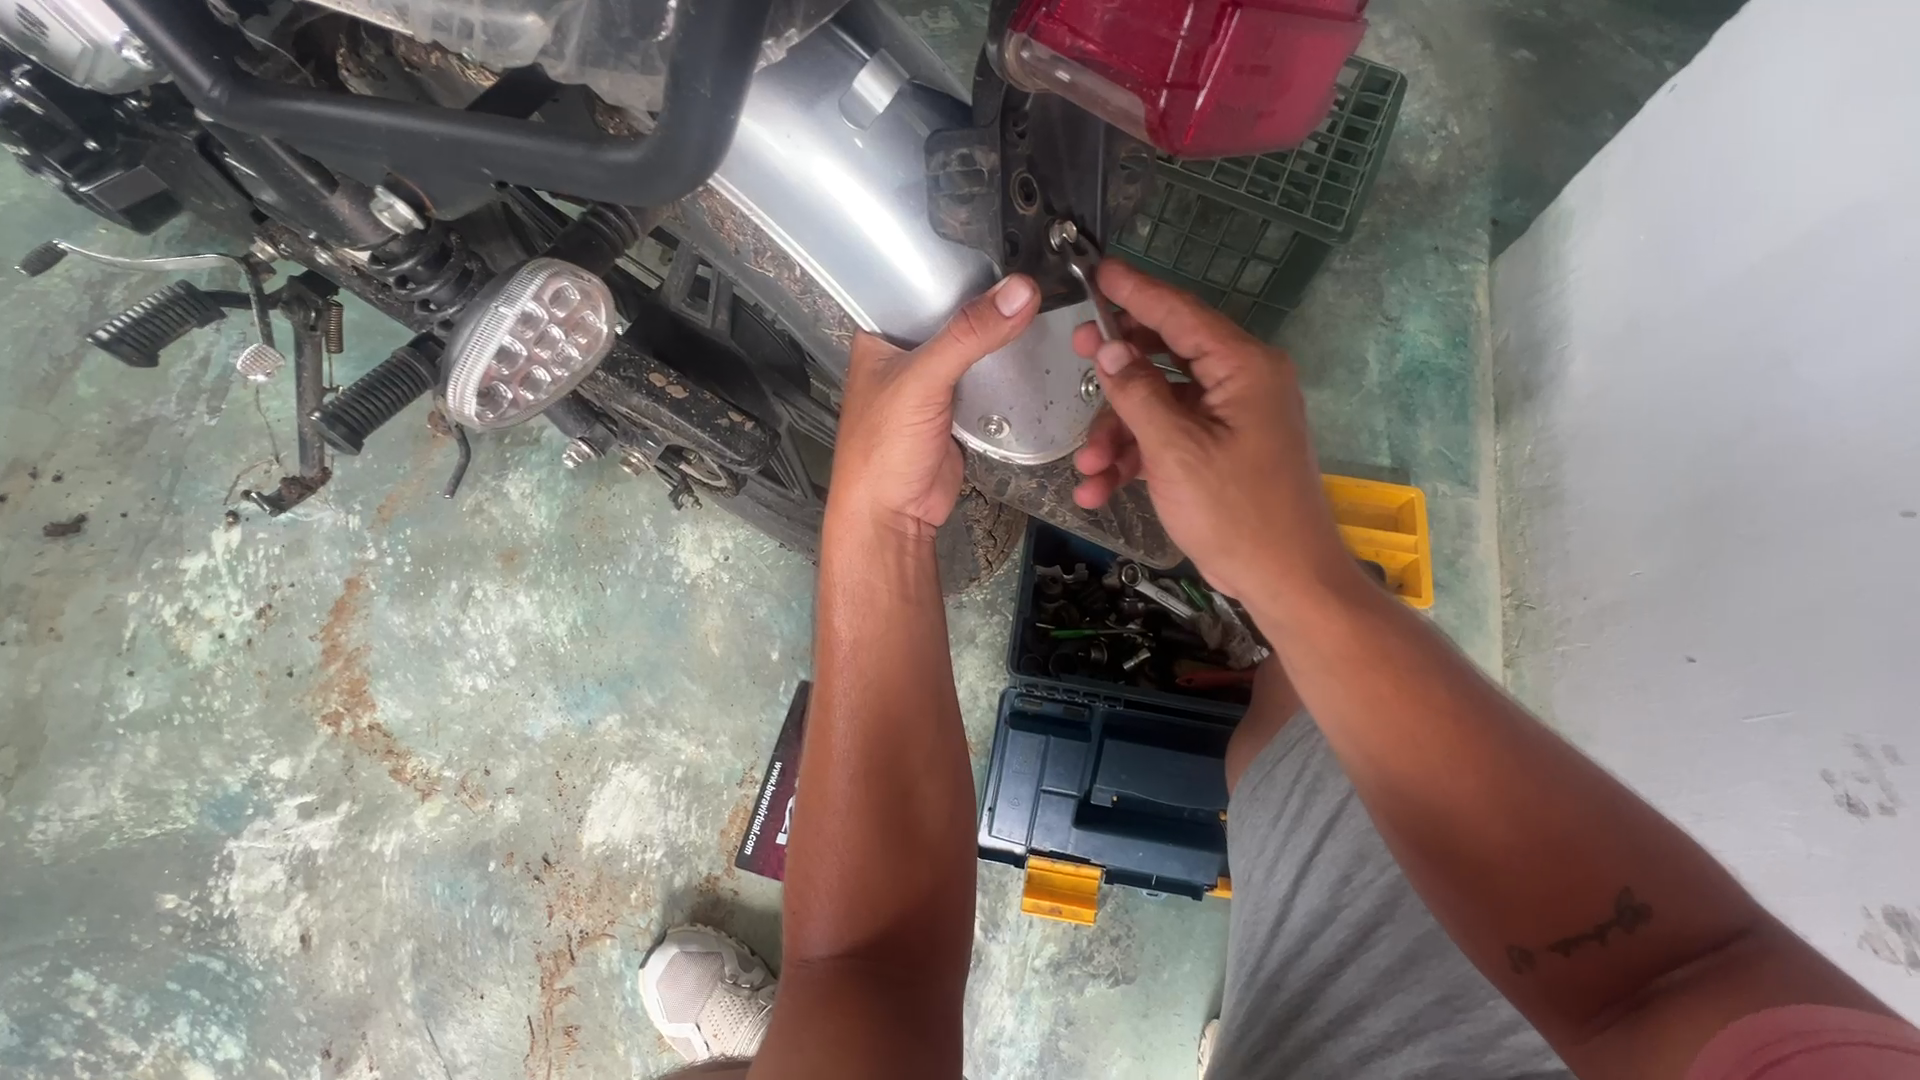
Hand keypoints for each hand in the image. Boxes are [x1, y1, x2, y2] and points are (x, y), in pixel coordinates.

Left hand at [828, 274, 1038, 538]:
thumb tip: (1020, 292)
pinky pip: (985, 377)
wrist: (894, 516)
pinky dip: (1005, 366)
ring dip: (999, 333)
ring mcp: (932, 381)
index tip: (1005, 245)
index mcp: (879, 334)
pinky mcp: (957, 408)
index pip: (919, 283)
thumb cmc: (883, 448)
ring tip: (1042, 300)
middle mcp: (904, 352)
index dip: (958, 264)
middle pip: (952, 313)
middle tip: (1035, 271)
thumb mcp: (922, 381)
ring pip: (972, 345)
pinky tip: (1031, 346)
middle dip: (988, 299)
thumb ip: (968, 336)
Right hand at [1070, 261, 1353, 600]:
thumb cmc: (1235, 511)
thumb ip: (1138, 392)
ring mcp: (1232, 417)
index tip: (1099, 271)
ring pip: (1160, 403)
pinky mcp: (1222, 449)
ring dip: (1118, 434)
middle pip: (1167, 354)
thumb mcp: (1175, 450)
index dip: (1135, 291)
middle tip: (1075, 354)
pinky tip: (1101, 489)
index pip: (1180, 313)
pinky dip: (1137, 458)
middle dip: (1117, 369)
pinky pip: (1171, 437)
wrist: (1285, 579)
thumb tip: (1109, 347)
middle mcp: (1241, 382)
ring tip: (1086, 471)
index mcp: (1243, 367)